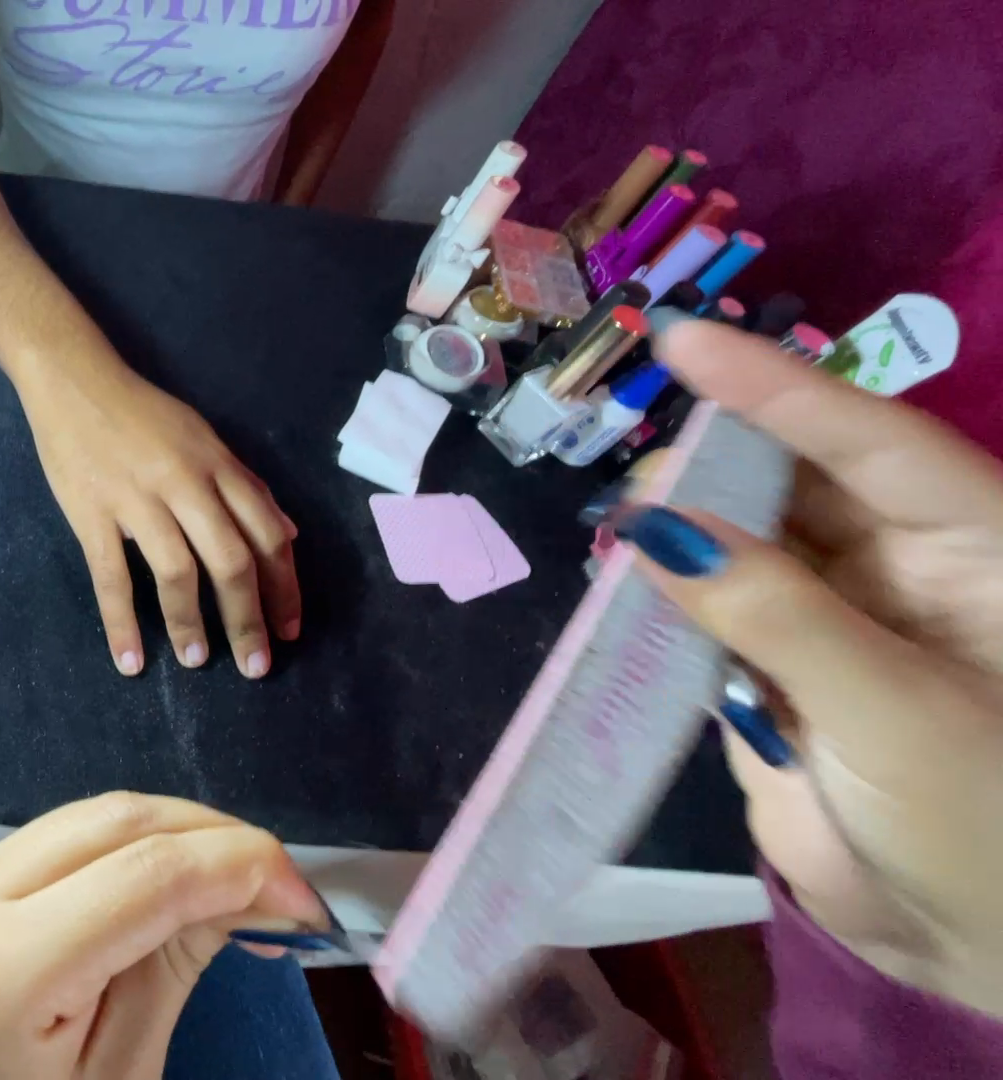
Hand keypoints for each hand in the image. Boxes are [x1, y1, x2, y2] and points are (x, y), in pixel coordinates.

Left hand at [0, 792, 330, 1078]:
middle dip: (214, 835)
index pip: (142, 878)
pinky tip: (180, 866)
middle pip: (117, 822)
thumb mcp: (123, 1067)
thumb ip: (182, 960)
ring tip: (242, 871)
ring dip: (179, 828)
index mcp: (3, 971)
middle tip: (282, 878)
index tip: (304, 896)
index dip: (236, 867)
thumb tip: (268, 891)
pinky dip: (136, 838)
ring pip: (95, 812)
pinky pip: (69, 830)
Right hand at [19, 359, 300, 678]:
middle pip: (230, 560)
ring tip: (196, 662)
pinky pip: (111, 577)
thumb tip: (288, 534)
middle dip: (248, 620)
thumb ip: (245, 486)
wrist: (75, 381)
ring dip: (189, 624)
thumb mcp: (205, 439)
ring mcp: (136, 499)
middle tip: (255, 667)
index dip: (284, 588)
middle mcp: (185, 483)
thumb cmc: (143, 413)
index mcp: (218, 465)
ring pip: (175, 572)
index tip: (289, 630)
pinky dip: (122, 623)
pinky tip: (131, 659)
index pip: (266, 534)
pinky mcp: (91, 513)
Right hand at [617, 320, 1002, 1015]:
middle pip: (793, 484)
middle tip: (636, 473)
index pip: (874, 446)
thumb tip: (653, 526)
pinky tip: (620, 576)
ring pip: (735, 543)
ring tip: (618, 524)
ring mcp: (828, 619)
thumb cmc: (992, 828)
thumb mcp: (894, 713)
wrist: (978, 948)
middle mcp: (902, 572)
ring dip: (674, 528)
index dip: (777, 389)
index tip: (682, 341)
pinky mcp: (767, 667)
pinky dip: (657, 591)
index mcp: (981, 559)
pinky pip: (702, 606)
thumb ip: (773, 612)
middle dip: (712, 464)